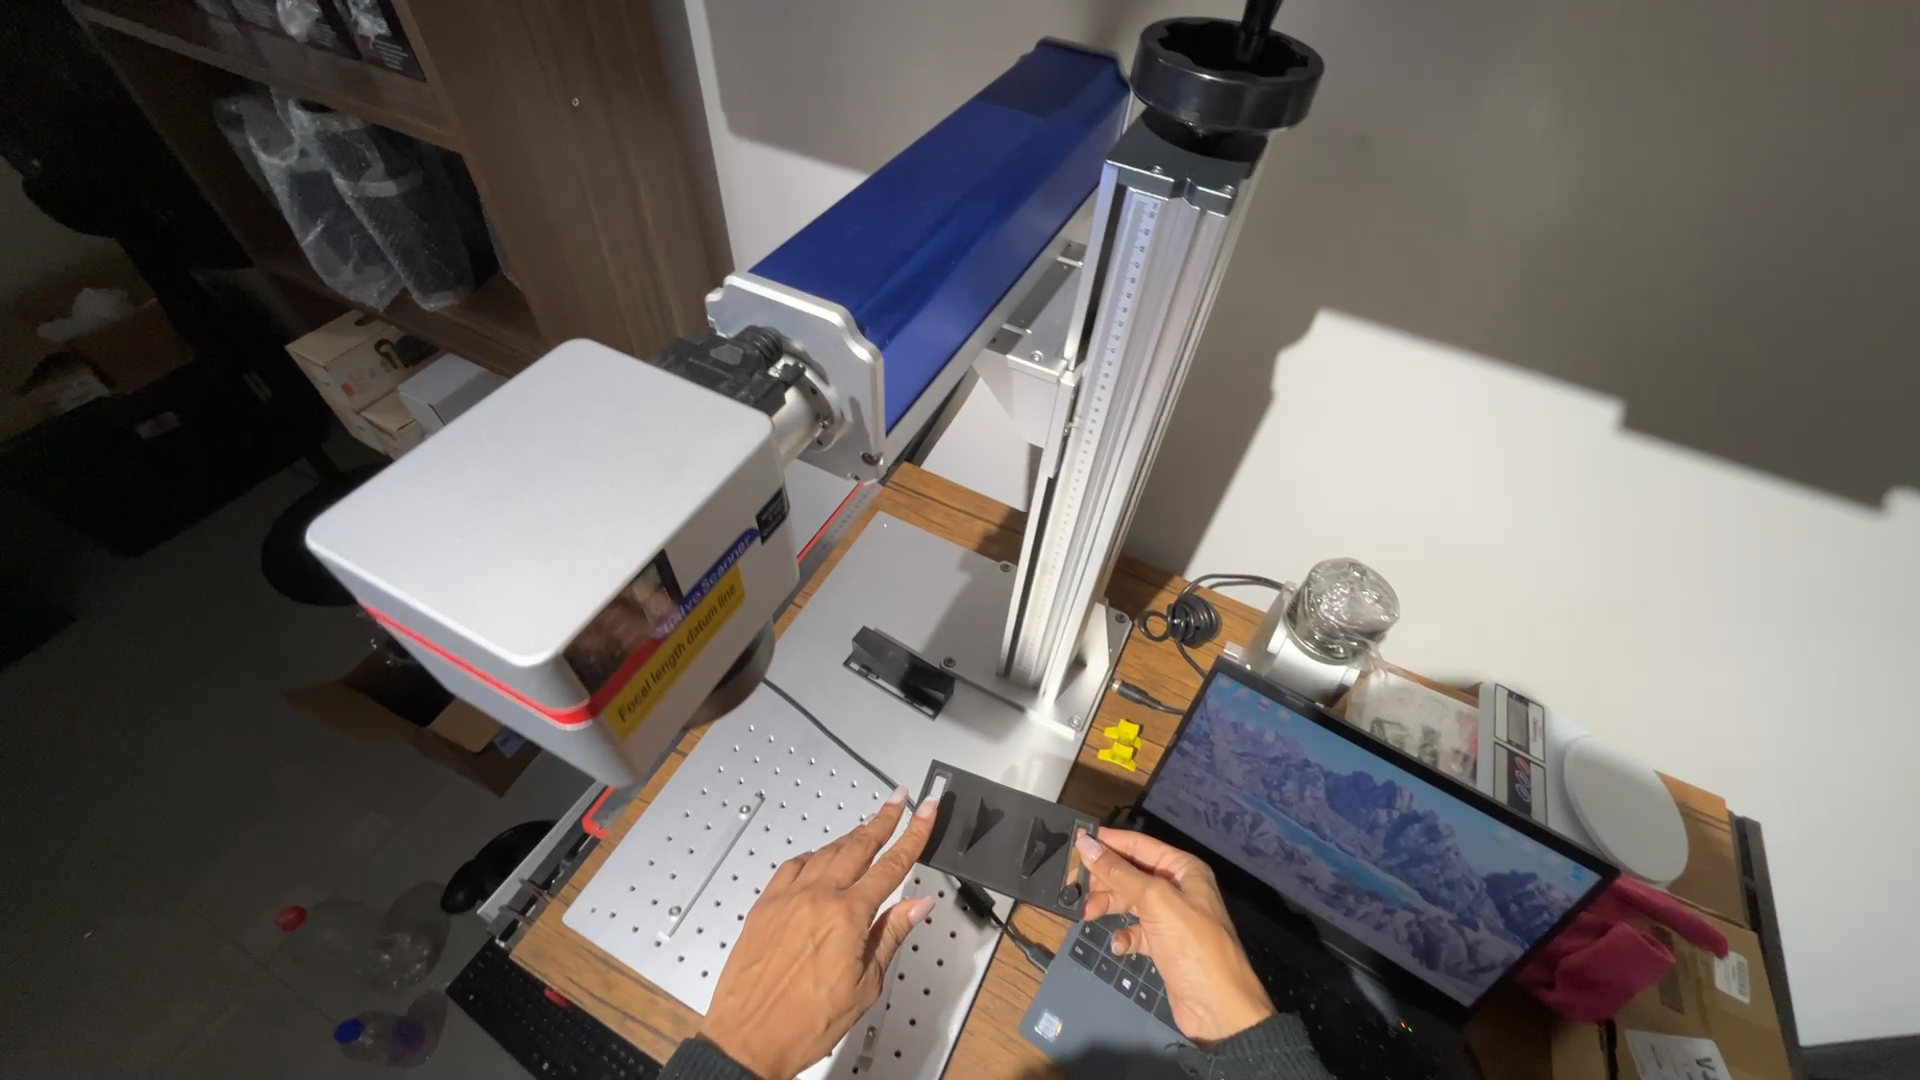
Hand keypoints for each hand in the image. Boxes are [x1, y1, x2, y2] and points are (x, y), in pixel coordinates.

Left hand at [699, 787, 938, 1078]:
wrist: (747, 1041)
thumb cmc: (805, 1023)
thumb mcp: (864, 986)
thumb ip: (890, 936)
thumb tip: (918, 905)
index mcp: (848, 916)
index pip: (892, 864)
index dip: (914, 832)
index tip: (926, 808)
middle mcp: (819, 896)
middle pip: (859, 844)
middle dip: (884, 818)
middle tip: (898, 798)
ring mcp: (789, 896)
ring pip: (827, 851)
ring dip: (851, 836)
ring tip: (868, 826)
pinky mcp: (765, 904)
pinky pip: (793, 866)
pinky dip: (812, 857)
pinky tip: (819, 858)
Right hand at [1076, 829, 1274, 1043]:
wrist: (1219, 1011)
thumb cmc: (1191, 944)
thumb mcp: (1154, 901)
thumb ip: (1118, 872)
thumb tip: (1084, 843)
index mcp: (1183, 869)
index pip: (1138, 844)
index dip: (1108, 842)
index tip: (1076, 842)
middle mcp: (1177, 888)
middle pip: (1130, 873)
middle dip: (1104, 879)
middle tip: (1076, 885)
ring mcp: (1171, 918)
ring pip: (1130, 901)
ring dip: (1109, 905)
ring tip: (1089, 915)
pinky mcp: (1164, 945)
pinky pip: (1136, 930)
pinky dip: (1124, 934)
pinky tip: (1119, 944)